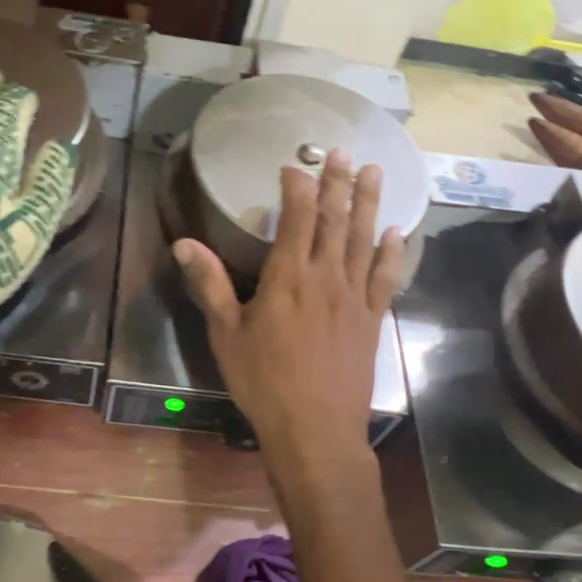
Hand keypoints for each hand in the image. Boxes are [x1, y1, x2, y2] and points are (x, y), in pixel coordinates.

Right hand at [173, 149, 406, 481]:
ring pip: (365, 240)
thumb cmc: (263, 382)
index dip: (297, 187)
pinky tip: (396, 233)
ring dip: (370, 204)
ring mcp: (354, 297)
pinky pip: (386, 276)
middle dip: (339, 183)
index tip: (293, 166)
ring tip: (376, 171)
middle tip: (343, 152)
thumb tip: (184, 243)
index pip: (296, 218)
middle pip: (336, 220)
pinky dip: (391, 252)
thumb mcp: (226, 334)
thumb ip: (210, 284)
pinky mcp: (372, 319)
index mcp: (287, 278)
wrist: (316, 429)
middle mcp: (325, 277)